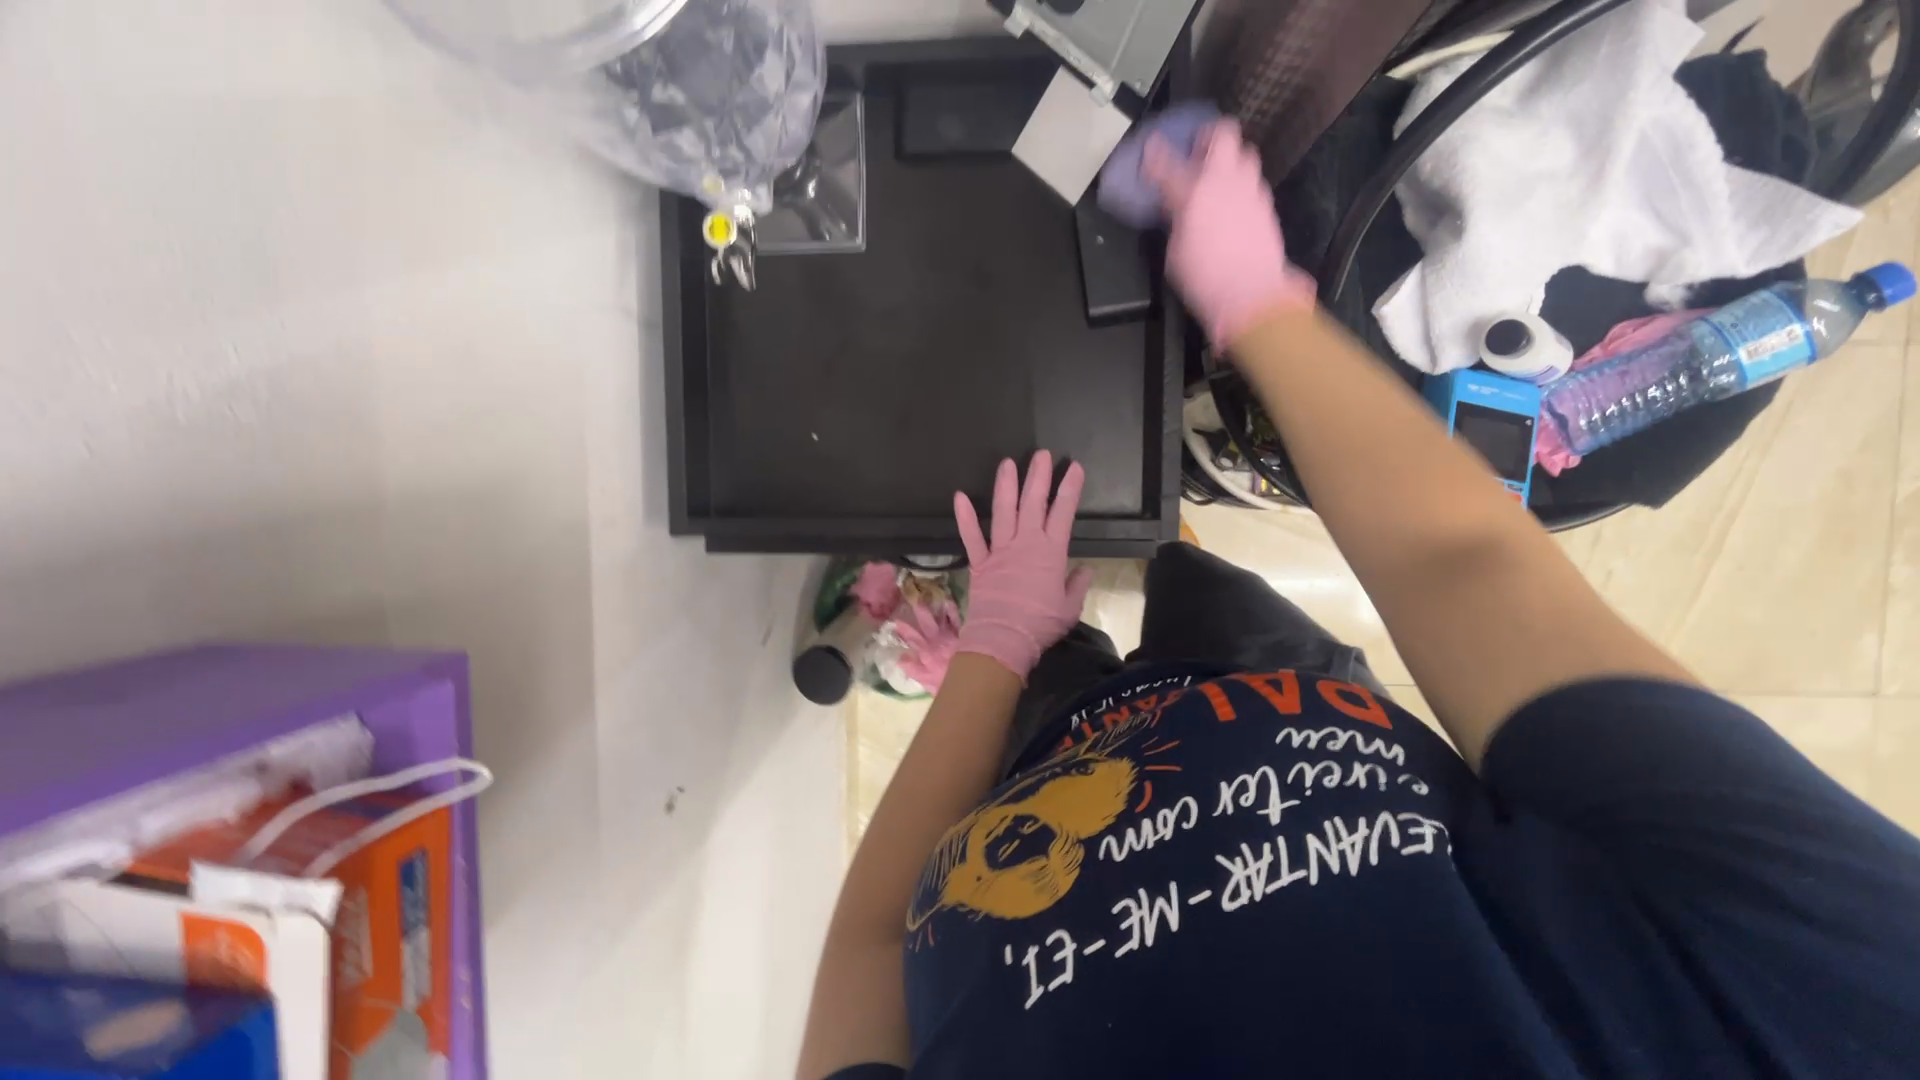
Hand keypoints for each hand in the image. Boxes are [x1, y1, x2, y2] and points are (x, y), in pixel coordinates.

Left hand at [954, 451, 1092, 679]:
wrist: (1004, 640)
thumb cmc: (1041, 625)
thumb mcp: (1070, 607)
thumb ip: (1078, 585)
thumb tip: (1084, 570)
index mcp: (1052, 553)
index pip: (1063, 513)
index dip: (1070, 488)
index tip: (1074, 467)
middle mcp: (1026, 544)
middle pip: (1033, 503)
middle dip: (1038, 476)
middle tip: (1041, 454)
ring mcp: (1000, 551)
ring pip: (1003, 511)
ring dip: (1006, 485)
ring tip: (1008, 462)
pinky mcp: (980, 563)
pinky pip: (971, 536)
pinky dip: (964, 517)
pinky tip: (959, 496)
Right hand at [1143, 118, 1316, 348]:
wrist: (1251, 294)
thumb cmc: (1204, 279)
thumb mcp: (1175, 251)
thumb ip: (1178, 220)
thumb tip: (1179, 210)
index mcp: (1193, 193)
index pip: (1167, 165)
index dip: (1156, 155)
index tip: (1151, 148)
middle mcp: (1225, 182)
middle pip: (1223, 135)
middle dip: (1209, 138)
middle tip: (1197, 153)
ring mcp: (1250, 191)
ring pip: (1244, 155)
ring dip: (1230, 160)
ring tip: (1218, 179)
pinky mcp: (1266, 206)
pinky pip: (1253, 183)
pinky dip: (1241, 187)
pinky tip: (1233, 206)